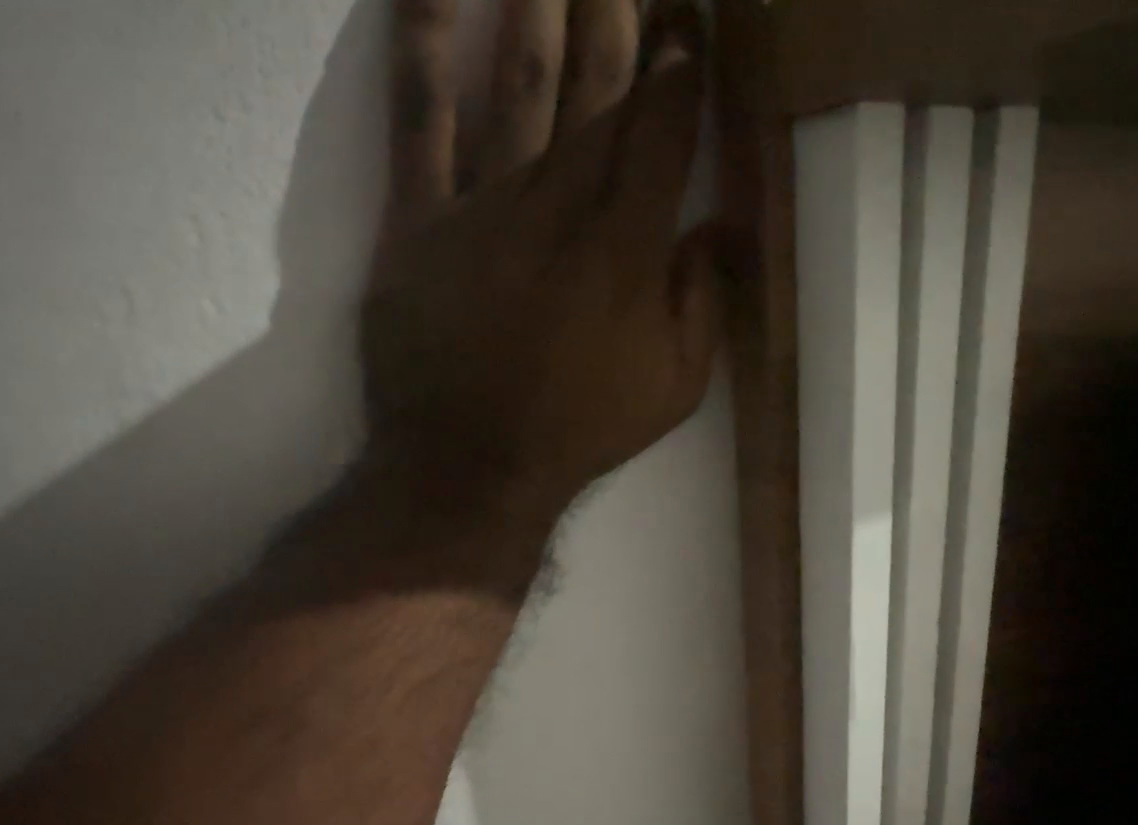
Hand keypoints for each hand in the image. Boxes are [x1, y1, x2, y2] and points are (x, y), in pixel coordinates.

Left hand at [360, 0, 722, 527]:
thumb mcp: (676, 386)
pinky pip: (417, 116)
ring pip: (520, 79)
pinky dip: (420, 43)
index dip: (681, 63)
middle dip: (617, 8)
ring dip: (540, 0)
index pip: (663, 129)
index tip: (690, 15)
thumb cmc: (581, 429)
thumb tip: (721, 224)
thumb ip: (702, 300)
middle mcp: (561, 205)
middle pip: (597, 85)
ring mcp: (483, 203)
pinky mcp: (417, 216)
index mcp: (629, 247)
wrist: (469, 465)